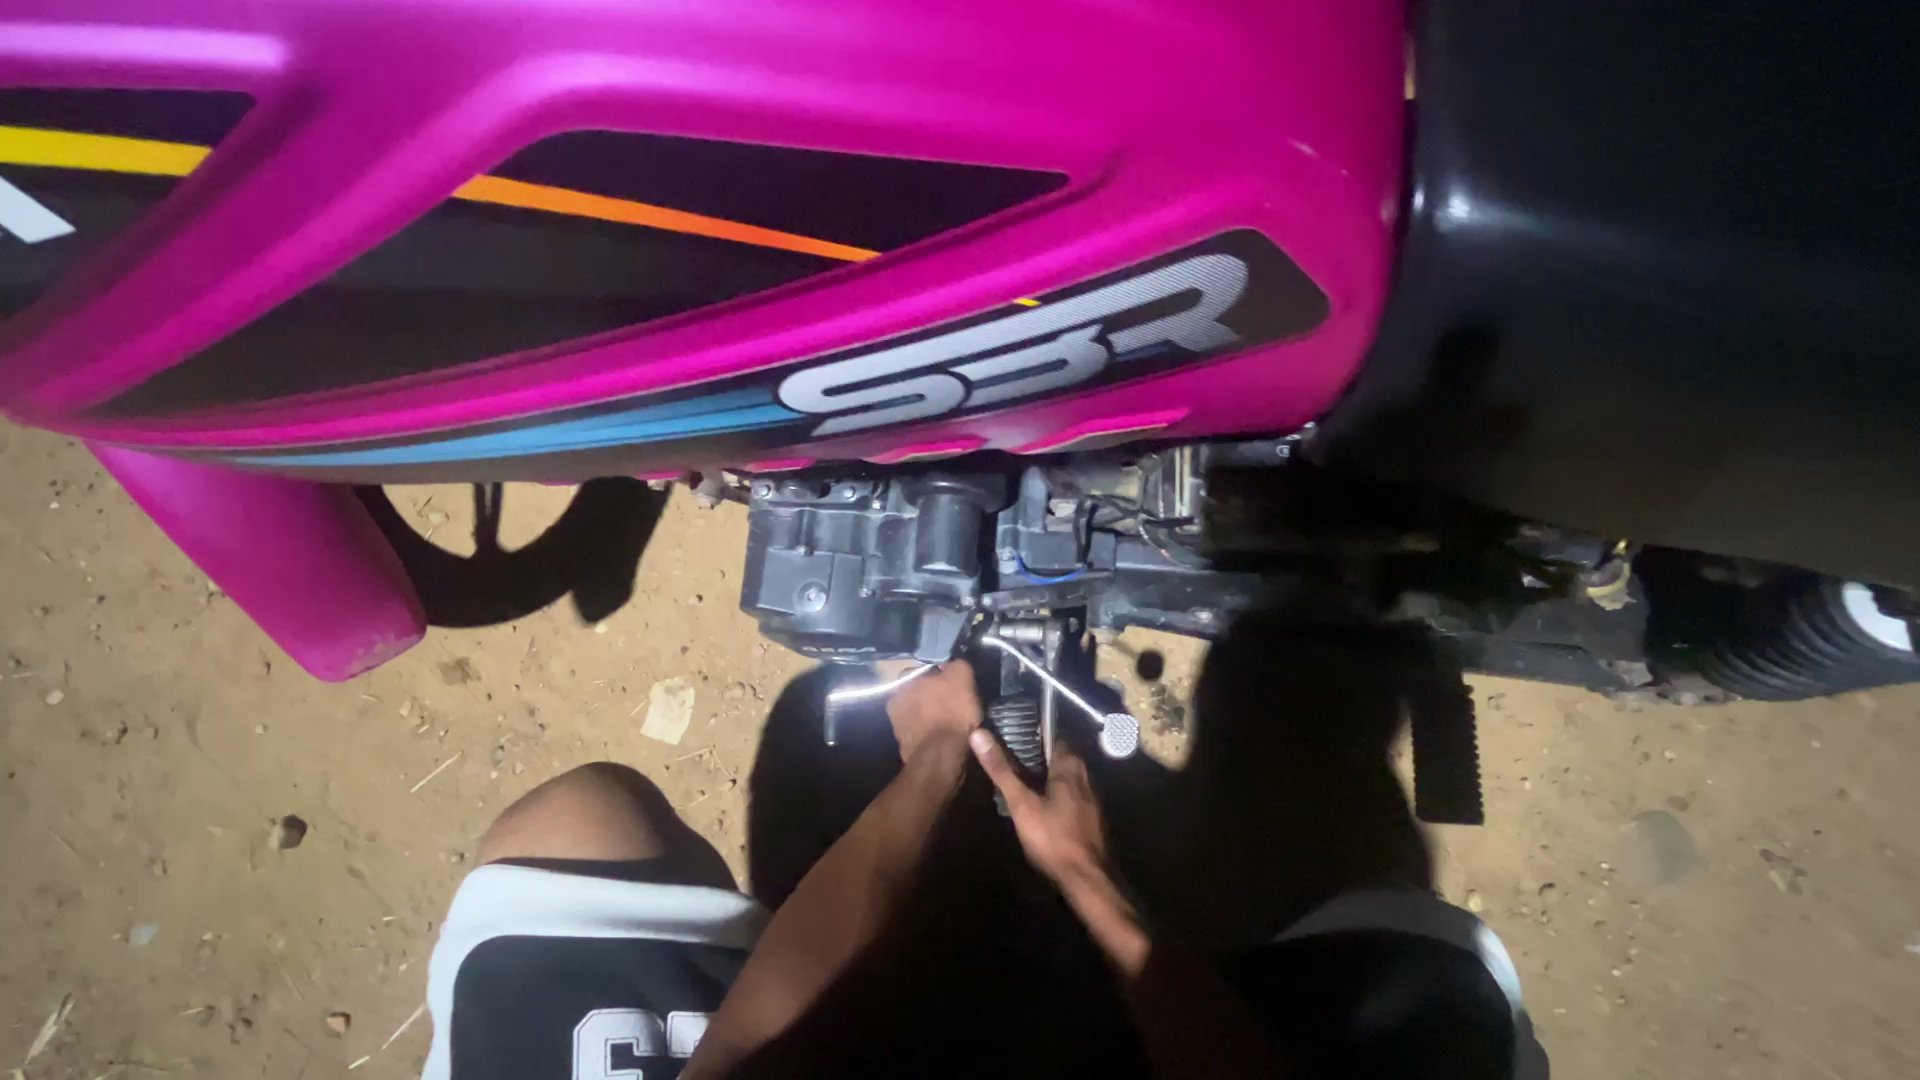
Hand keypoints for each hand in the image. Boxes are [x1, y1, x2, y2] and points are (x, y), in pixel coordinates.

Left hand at [886, 660, 981, 762]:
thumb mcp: (962, 676)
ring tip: (950, 723)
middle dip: (931, 697)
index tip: (955, 685)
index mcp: (904, 682)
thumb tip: (952, 664)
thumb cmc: (951, 711)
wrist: (942, 755)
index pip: (923, 671)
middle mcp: (894, 702)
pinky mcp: (905, 748)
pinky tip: (944, 738)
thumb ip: (955, 665)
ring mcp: (897, 727)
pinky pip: (921, 735)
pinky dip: (930, 735)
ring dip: (930, 717)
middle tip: (952, 704)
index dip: (940, 676)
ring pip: (918, 715)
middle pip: (918, 694)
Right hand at [970, 728, 1110, 890]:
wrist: (1088, 880)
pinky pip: (1070, 796)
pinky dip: (1055, 795)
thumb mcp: (1021, 803)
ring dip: (1047, 776)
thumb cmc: (1053, 837)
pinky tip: (1040, 806)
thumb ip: (1002, 770)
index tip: (1013, 730)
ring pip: (1066, 777)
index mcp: (1070, 766)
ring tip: (1021, 780)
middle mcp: (1084, 776)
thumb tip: (979, 733)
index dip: (1035, 731)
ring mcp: (1090, 799)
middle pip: (1060, 756)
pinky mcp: (1090, 818)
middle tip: (1011, 756)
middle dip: (1039, 754)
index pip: (1055, 734)